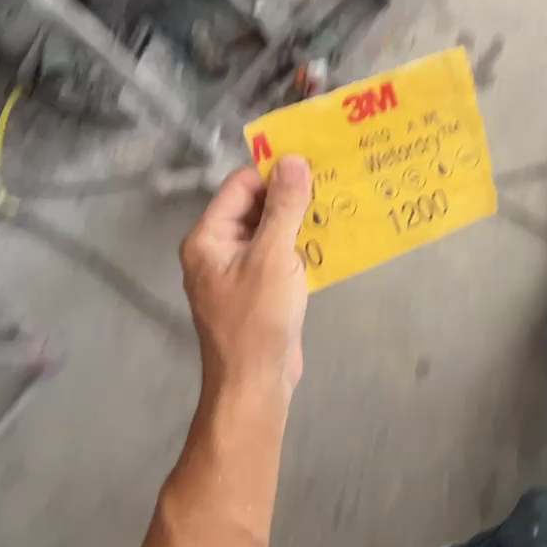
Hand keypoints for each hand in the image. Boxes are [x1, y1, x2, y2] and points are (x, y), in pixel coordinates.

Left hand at [180, 156, 311, 394]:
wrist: (256, 386)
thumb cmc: (257, 320)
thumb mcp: (273, 257)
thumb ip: (284, 207)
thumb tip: (294, 160)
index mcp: (209, 237)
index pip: (241, 186)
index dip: (274, 172)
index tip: (313, 161)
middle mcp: (219, 248)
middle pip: (256, 205)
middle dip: (291, 193)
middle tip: (332, 177)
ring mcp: (240, 269)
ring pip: (271, 228)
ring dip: (300, 217)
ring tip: (337, 200)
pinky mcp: (260, 286)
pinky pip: (279, 252)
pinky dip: (302, 242)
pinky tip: (331, 235)